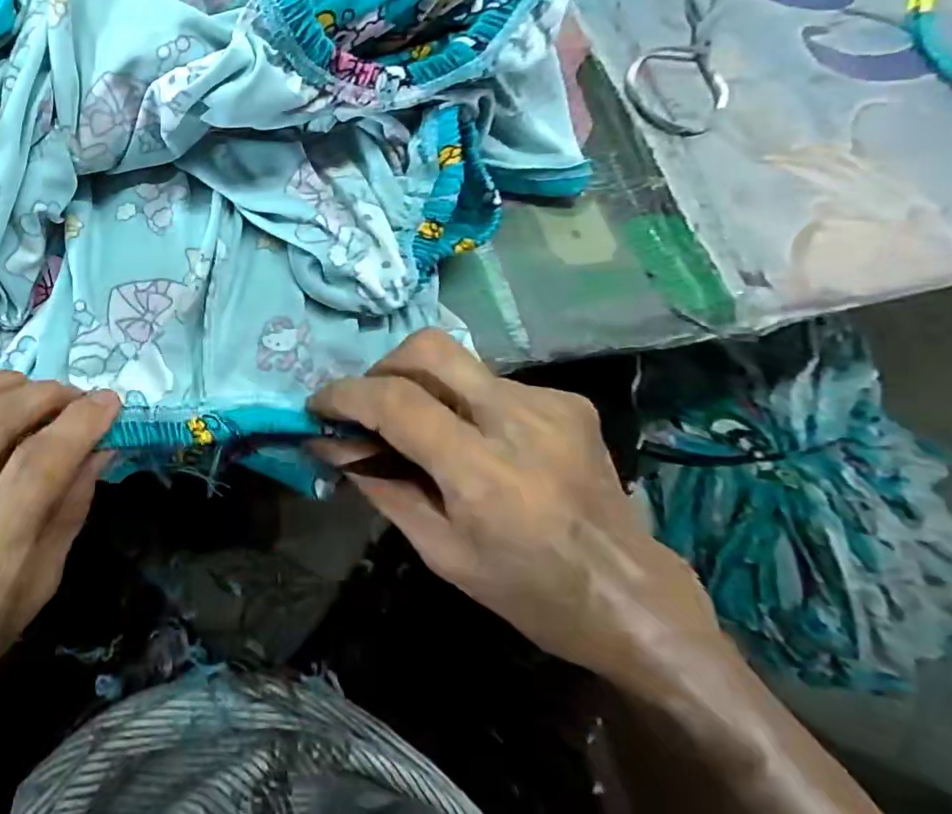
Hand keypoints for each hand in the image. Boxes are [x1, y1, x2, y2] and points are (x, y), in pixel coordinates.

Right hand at [307, 330, 726, 689]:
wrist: (633, 601)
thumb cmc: (527, 590)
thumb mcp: (438, 549)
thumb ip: (379, 485)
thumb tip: (327, 443)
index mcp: (484, 472)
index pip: (395, 401)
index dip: (344, 395)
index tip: (318, 407)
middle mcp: (520, 422)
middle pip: (427, 349)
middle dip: (381, 367)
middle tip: (369, 405)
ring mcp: (551, 405)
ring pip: (457, 362)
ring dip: (421, 385)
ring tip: (420, 429)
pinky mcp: (568, 403)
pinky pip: (489, 381)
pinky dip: (461, 400)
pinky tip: (472, 439)